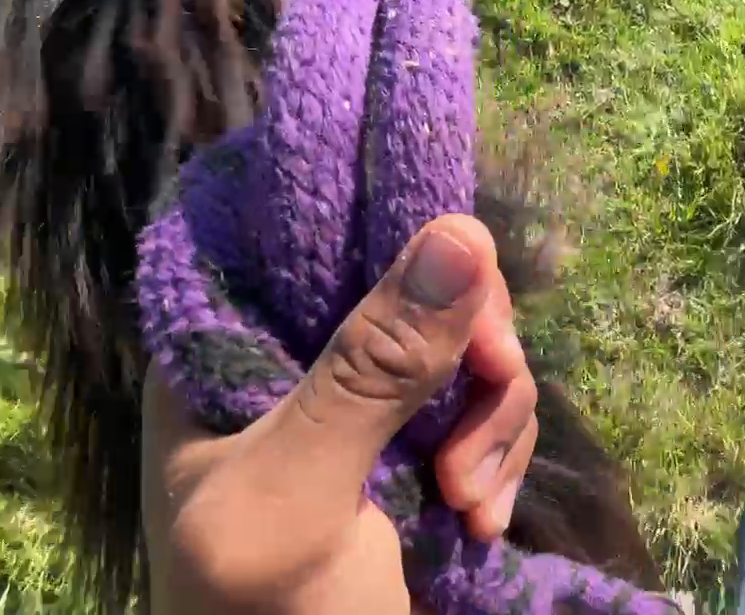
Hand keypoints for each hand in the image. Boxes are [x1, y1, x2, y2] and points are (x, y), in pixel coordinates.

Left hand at [141, 215, 537, 614]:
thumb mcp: (298, 500)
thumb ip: (370, 368)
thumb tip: (464, 229)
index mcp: (238, 346)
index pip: (332, 235)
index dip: (411, 244)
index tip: (467, 302)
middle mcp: (313, 355)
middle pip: (432, 283)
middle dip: (476, 354)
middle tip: (476, 423)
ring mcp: (377, 397)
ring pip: (477, 343)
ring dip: (497, 418)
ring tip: (471, 500)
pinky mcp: (430, 435)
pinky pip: (498, 399)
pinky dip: (505, 451)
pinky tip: (484, 515)